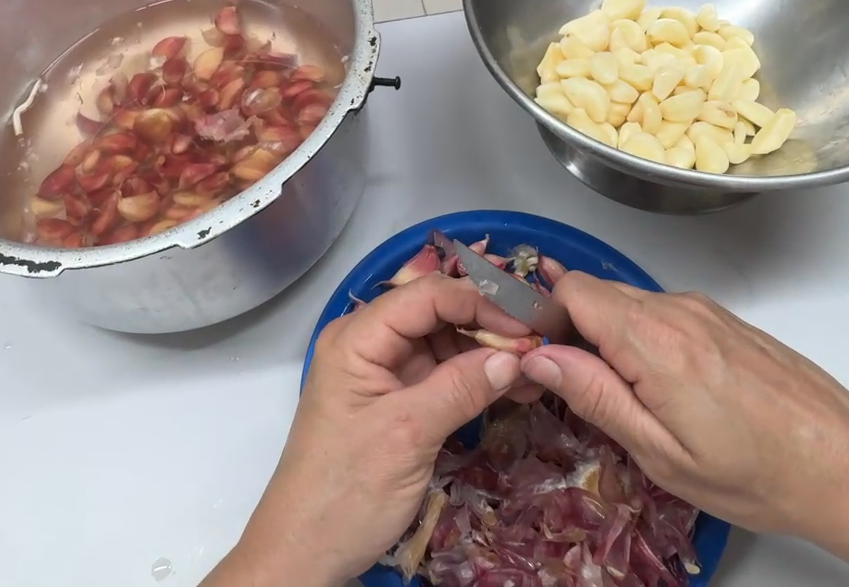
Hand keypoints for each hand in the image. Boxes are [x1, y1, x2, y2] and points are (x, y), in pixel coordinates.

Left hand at [204, 276, 534, 586]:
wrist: (305, 551)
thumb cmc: (346, 490)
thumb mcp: (407, 436)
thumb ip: (460, 389)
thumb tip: (515, 357)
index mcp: (358, 336)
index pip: (425, 296)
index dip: (479, 300)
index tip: (529, 321)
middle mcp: (369, 342)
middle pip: (436, 313)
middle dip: (488, 323)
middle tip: (542, 340)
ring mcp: (383, 370)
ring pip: (444, 342)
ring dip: (487, 352)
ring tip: (536, 368)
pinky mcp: (396, 398)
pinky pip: (441, 373)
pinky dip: (475, 378)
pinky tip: (513, 387)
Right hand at [519, 274, 848, 585]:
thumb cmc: (757, 476)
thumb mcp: (661, 453)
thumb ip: (593, 395)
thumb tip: (534, 356)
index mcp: (653, 339)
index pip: (571, 290)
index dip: (545, 316)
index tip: (540, 356)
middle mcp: (676, 308)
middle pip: (596, 292)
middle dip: (572, 327)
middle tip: (576, 382)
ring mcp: (704, 309)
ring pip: (628, 302)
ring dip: (609, 333)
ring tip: (626, 392)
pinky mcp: (724, 318)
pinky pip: (662, 311)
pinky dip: (643, 335)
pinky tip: (666, 385)